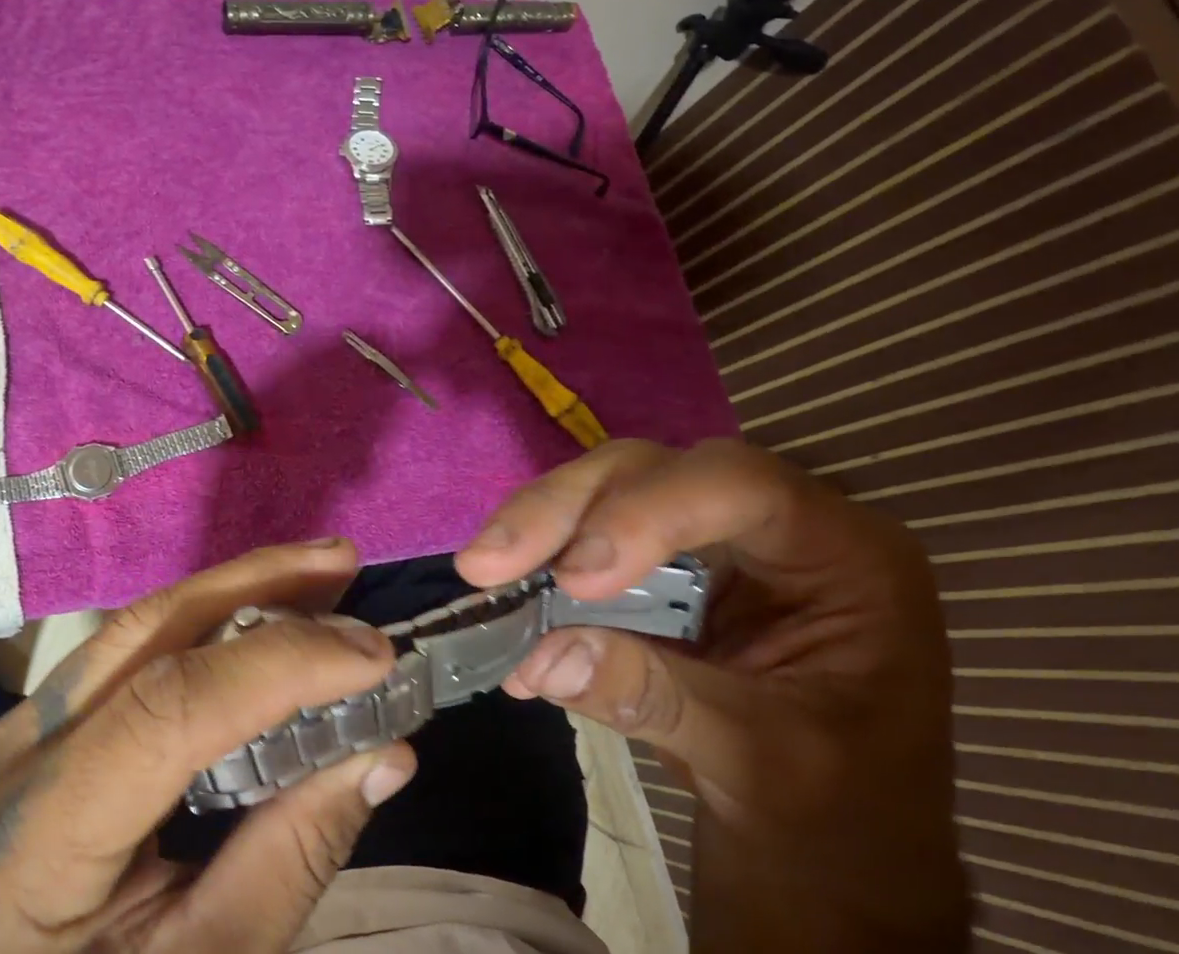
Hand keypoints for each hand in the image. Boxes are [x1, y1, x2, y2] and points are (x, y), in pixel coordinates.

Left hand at [0, 540, 417, 953]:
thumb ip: (287, 860)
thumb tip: (383, 754)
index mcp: (25, 845)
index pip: (162, 712)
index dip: (274, 665)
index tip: (372, 653)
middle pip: (135, 640)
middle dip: (248, 587)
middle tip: (339, 563)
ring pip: (122, 639)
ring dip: (225, 598)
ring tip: (312, 576)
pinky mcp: (14, 738)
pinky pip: (113, 669)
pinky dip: (193, 641)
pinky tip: (250, 632)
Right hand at [455, 439, 968, 952]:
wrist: (823, 852)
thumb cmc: (834, 813)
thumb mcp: (760, 762)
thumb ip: (658, 698)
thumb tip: (541, 654)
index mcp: (844, 557)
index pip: (738, 488)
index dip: (648, 514)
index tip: (575, 579)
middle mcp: (773, 529)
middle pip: (657, 474)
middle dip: (567, 511)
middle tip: (488, 564)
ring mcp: (712, 546)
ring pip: (611, 493)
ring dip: (539, 528)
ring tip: (480, 574)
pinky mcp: (662, 574)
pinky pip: (589, 540)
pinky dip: (539, 564)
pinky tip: (502, 601)